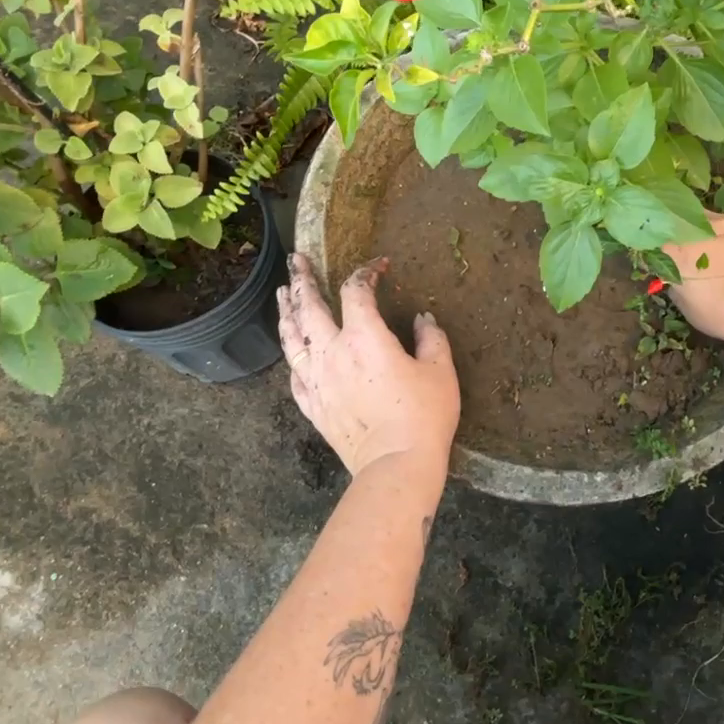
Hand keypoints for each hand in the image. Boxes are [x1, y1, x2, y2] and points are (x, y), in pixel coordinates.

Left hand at [276, 252, 459, 476]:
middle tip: (297, 260)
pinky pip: (294, 375)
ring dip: (286, 312)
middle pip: (309, 307)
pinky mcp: (313, 406)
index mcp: (365, 337)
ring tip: (283, 293)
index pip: (356, 291)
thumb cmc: (424, 414)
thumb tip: (422, 319)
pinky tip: (293, 350)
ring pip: (292, 338)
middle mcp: (332, 352)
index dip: (366, 272)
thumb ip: (431, 337)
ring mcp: (317, 381)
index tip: (379, 267)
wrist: (397, 464)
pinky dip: (292, 357)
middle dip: (303, 279)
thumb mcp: (440, 370)